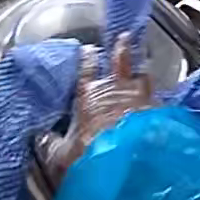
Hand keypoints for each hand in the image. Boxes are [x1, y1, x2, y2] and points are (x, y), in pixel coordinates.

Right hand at [43, 34, 155, 185]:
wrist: (127, 163)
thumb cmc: (89, 157)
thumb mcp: (60, 155)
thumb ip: (51, 144)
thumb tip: (41, 137)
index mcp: (90, 96)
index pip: (86, 70)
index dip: (87, 58)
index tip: (88, 50)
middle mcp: (117, 90)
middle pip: (121, 61)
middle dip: (121, 48)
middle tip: (124, 36)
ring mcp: (140, 96)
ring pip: (142, 75)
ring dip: (141, 72)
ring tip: (142, 70)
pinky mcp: (159, 108)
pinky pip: (156, 96)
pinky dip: (153, 96)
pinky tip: (154, 100)